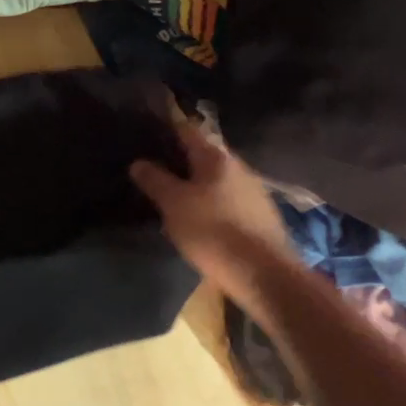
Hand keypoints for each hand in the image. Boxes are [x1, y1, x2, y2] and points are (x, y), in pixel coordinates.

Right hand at [129, 109, 294, 305]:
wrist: (266, 277)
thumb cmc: (213, 230)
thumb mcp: (172, 202)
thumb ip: (153, 178)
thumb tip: (139, 162)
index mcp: (216, 158)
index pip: (186, 130)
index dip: (164, 127)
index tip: (143, 130)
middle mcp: (238, 169)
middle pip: (202, 155)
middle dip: (177, 159)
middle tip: (150, 165)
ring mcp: (254, 194)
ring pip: (214, 180)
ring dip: (193, 183)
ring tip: (168, 192)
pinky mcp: (260, 219)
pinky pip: (226, 201)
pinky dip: (208, 202)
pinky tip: (195, 216)